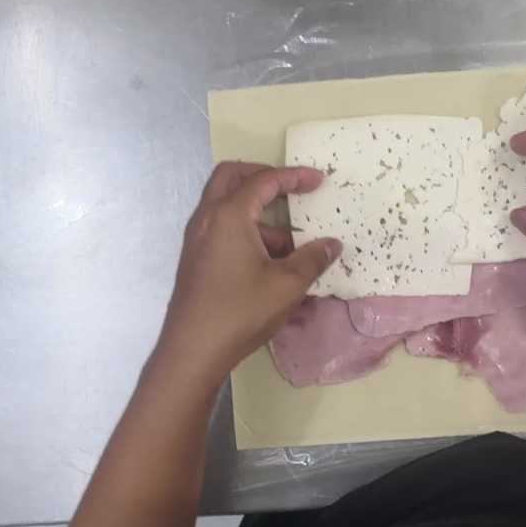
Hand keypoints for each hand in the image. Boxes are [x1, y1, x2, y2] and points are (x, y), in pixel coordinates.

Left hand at [154, 162, 339, 382]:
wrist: (193, 350)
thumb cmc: (240, 313)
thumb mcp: (287, 286)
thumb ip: (312, 259)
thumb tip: (332, 245)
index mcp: (229, 215)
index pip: (264, 181)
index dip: (294, 177)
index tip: (319, 180)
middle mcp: (207, 218)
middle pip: (232, 178)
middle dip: (263, 177)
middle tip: (290, 190)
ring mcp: (197, 239)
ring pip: (227, 207)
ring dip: (259, 215)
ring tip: (291, 249)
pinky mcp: (195, 259)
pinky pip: (222, 230)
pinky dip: (246, 233)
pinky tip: (269, 265)